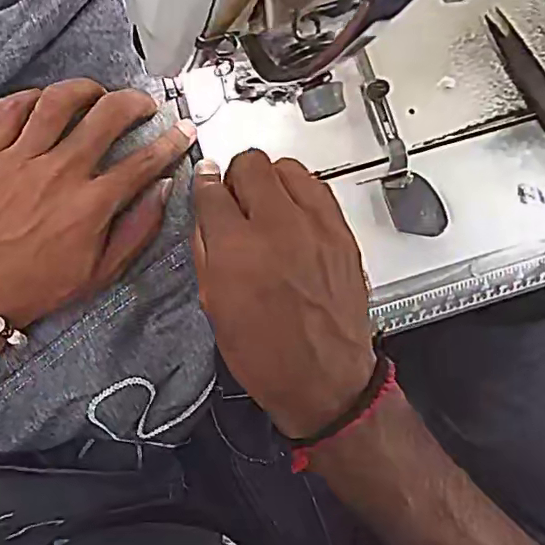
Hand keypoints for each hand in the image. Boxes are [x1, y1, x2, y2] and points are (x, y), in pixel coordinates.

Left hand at [0, 80, 196, 379]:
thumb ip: (138, 229)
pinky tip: (46, 103)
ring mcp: (21, 161)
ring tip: (98, 94)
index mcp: (89, 205)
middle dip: (135, 102)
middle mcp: (58, 174)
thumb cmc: (41, 284)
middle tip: (143, 106)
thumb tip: (163, 190)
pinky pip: (10, 109)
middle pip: (107, 115)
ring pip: (58, 101)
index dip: (170, 141)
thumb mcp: (102, 271)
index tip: (182, 130)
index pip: (143, 161)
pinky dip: (31, 96)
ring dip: (86, 88)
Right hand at [192, 150, 376, 439]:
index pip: (211, 188)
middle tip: (232, 194)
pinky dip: (299, 192)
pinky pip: (318, 188)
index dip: (203, 182)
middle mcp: (277, 230)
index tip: (204, 181)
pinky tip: (292, 211)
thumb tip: (204, 219)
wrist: (324, 379)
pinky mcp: (342, 234)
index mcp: (236, 250)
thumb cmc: (268, 355)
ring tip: (264, 201)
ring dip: (268, 179)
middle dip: (234, 176)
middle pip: (250, 165)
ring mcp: (315, 228)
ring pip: (286, 167)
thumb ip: (206, 252)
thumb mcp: (214, 305)